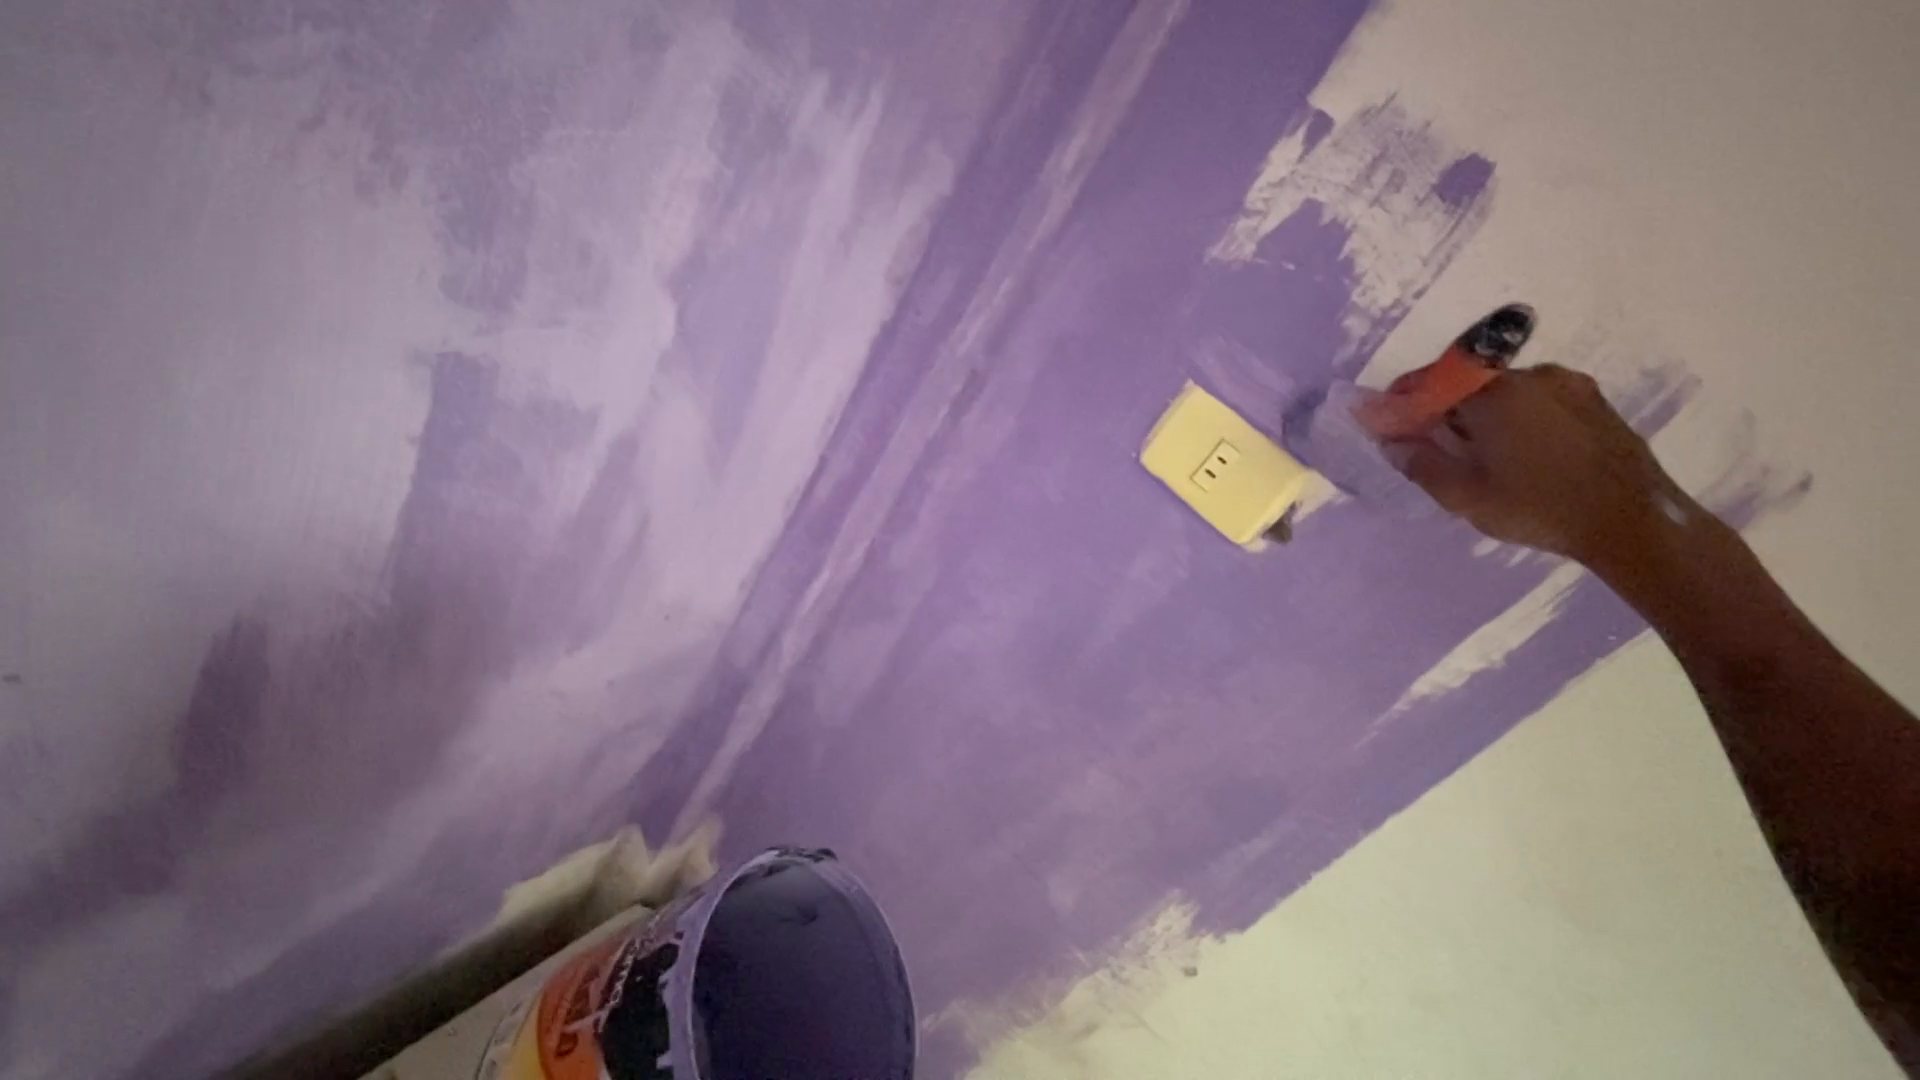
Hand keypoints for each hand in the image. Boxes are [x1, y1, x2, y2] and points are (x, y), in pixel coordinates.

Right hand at [1390, 364, 1691, 563]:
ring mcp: (1569, 385)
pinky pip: (1537, 401)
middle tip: (1431, 445)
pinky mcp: (1594, 402)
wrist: (1633, 523)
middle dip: (1442, 409)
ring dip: (1481, 414)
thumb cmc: (1538, 508)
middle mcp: (1531, 375)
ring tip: (1478, 453)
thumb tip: (1393, 443)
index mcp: (1494, 393)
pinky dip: (1515, 418)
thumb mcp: (1464, 496)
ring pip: (1505, 392)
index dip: (1401, 401)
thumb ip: (1420, 464)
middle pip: (1468, 384)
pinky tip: (1518, 452)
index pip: (1429, 381)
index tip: (1385, 422)